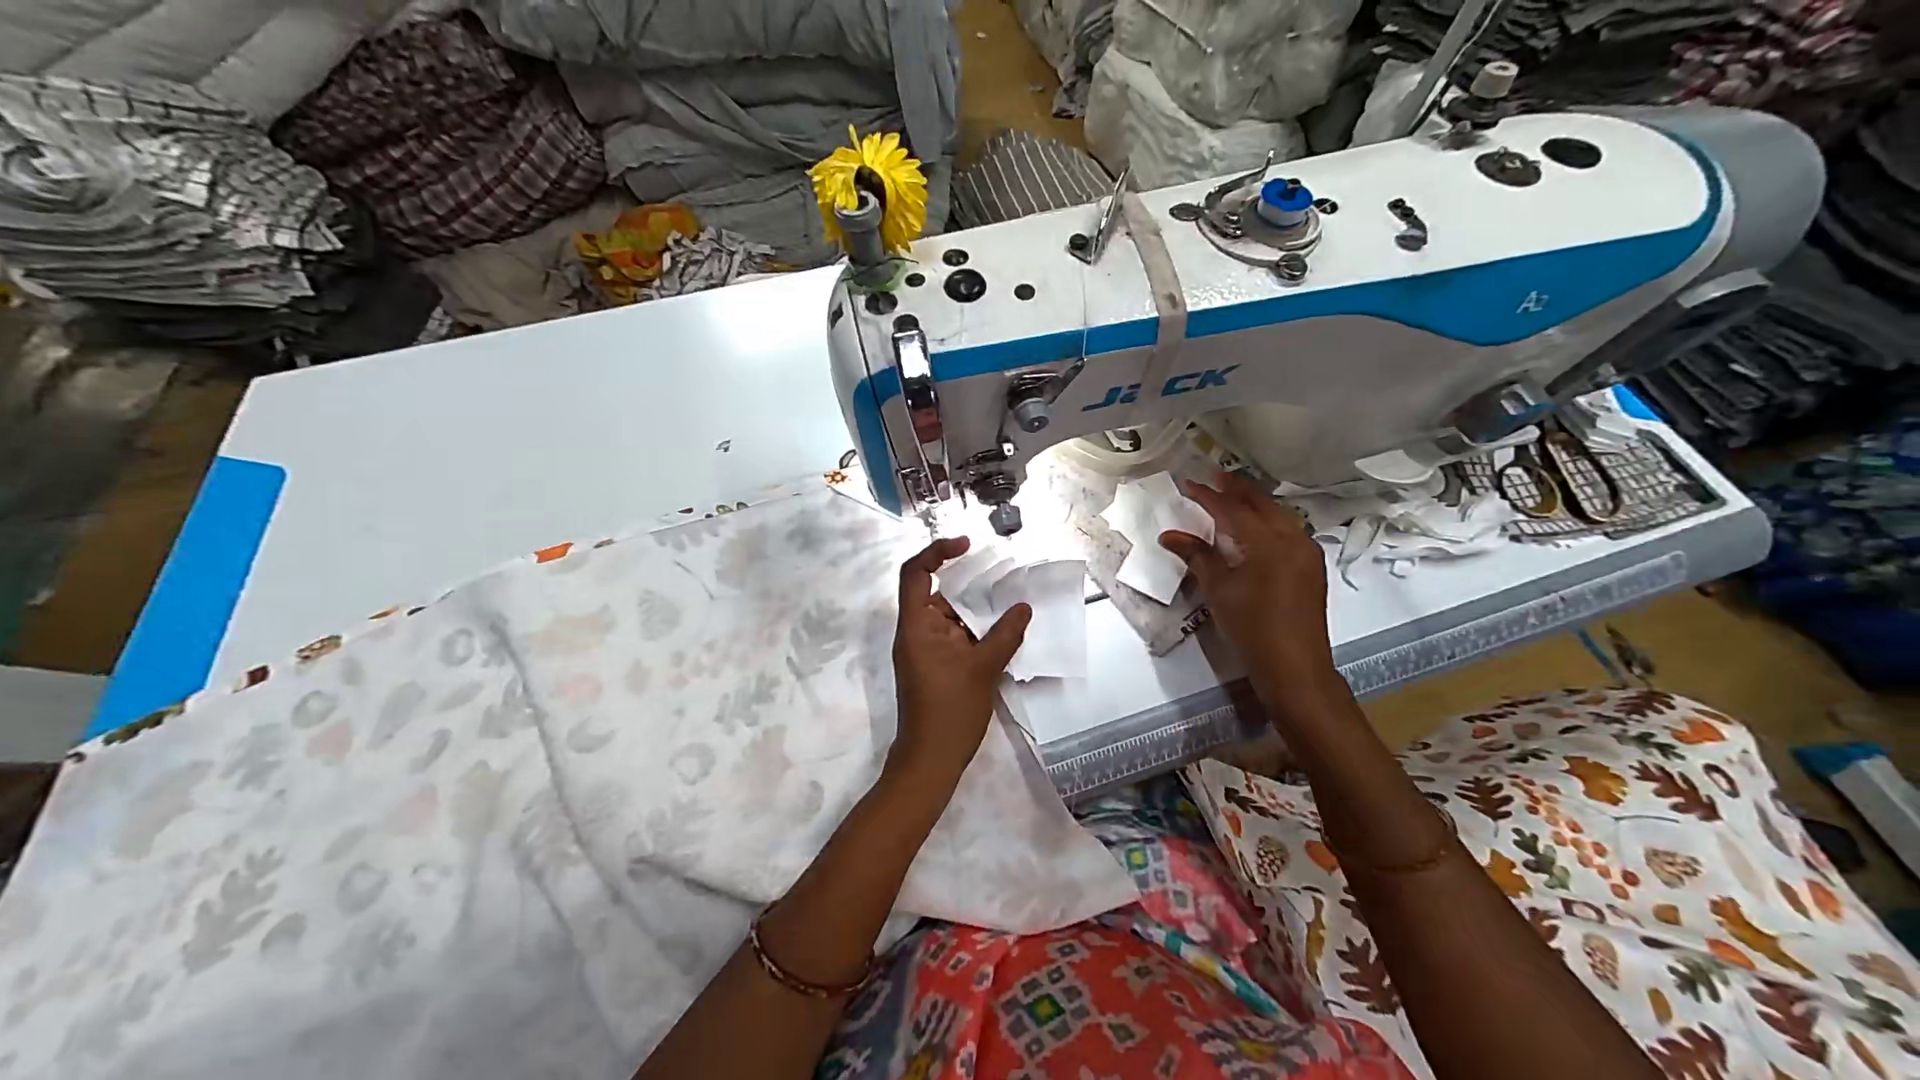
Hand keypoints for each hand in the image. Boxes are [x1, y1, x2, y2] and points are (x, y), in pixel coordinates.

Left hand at [888, 538, 1030, 783]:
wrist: (930, 760)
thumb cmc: (951, 711)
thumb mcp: (984, 668)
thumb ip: (1005, 634)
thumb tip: (1023, 607)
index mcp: (916, 626)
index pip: (916, 573)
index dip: (938, 551)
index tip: (967, 545)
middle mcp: (916, 632)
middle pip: (937, 593)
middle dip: (969, 583)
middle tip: (1004, 576)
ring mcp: (924, 650)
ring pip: (949, 616)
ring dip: (976, 609)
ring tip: (1010, 600)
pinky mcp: (935, 665)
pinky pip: (954, 636)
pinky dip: (974, 630)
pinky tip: (1003, 630)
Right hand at [1159, 471, 1334, 684]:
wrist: (1294, 666)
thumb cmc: (1252, 628)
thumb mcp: (1219, 590)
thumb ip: (1197, 556)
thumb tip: (1170, 535)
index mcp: (1268, 542)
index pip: (1233, 510)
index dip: (1208, 496)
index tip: (1188, 484)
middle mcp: (1293, 539)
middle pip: (1262, 505)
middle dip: (1237, 490)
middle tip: (1214, 477)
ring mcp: (1307, 553)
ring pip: (1279, 516)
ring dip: (1254, 504)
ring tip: (1232, 497)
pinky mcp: (1311, 568)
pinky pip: (1289, 531)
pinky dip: (1268, 522)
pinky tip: (1256, 527)